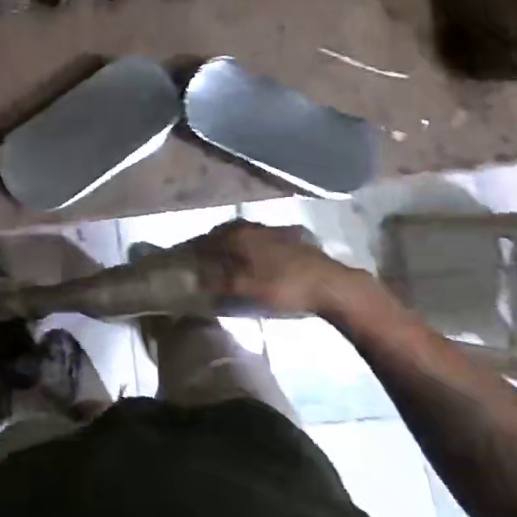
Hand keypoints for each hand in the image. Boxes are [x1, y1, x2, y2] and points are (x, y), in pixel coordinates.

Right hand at [190, 220, 367, 315]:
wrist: (331, 285)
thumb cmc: (284, 286)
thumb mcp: (247, 290)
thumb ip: (219, 283)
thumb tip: (193, 279)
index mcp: (238, 235)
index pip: (206, 240)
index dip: (195, 251)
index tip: (185, 261)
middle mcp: (252, 227)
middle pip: (224, 234)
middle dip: (212, 246)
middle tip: (204, 262)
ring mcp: (273, 230)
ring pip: (244, 236)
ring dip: (232, 246)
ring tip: (227, 262)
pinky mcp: (290, 239)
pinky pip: (260, 241)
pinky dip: (250, 249)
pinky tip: (254, 261)